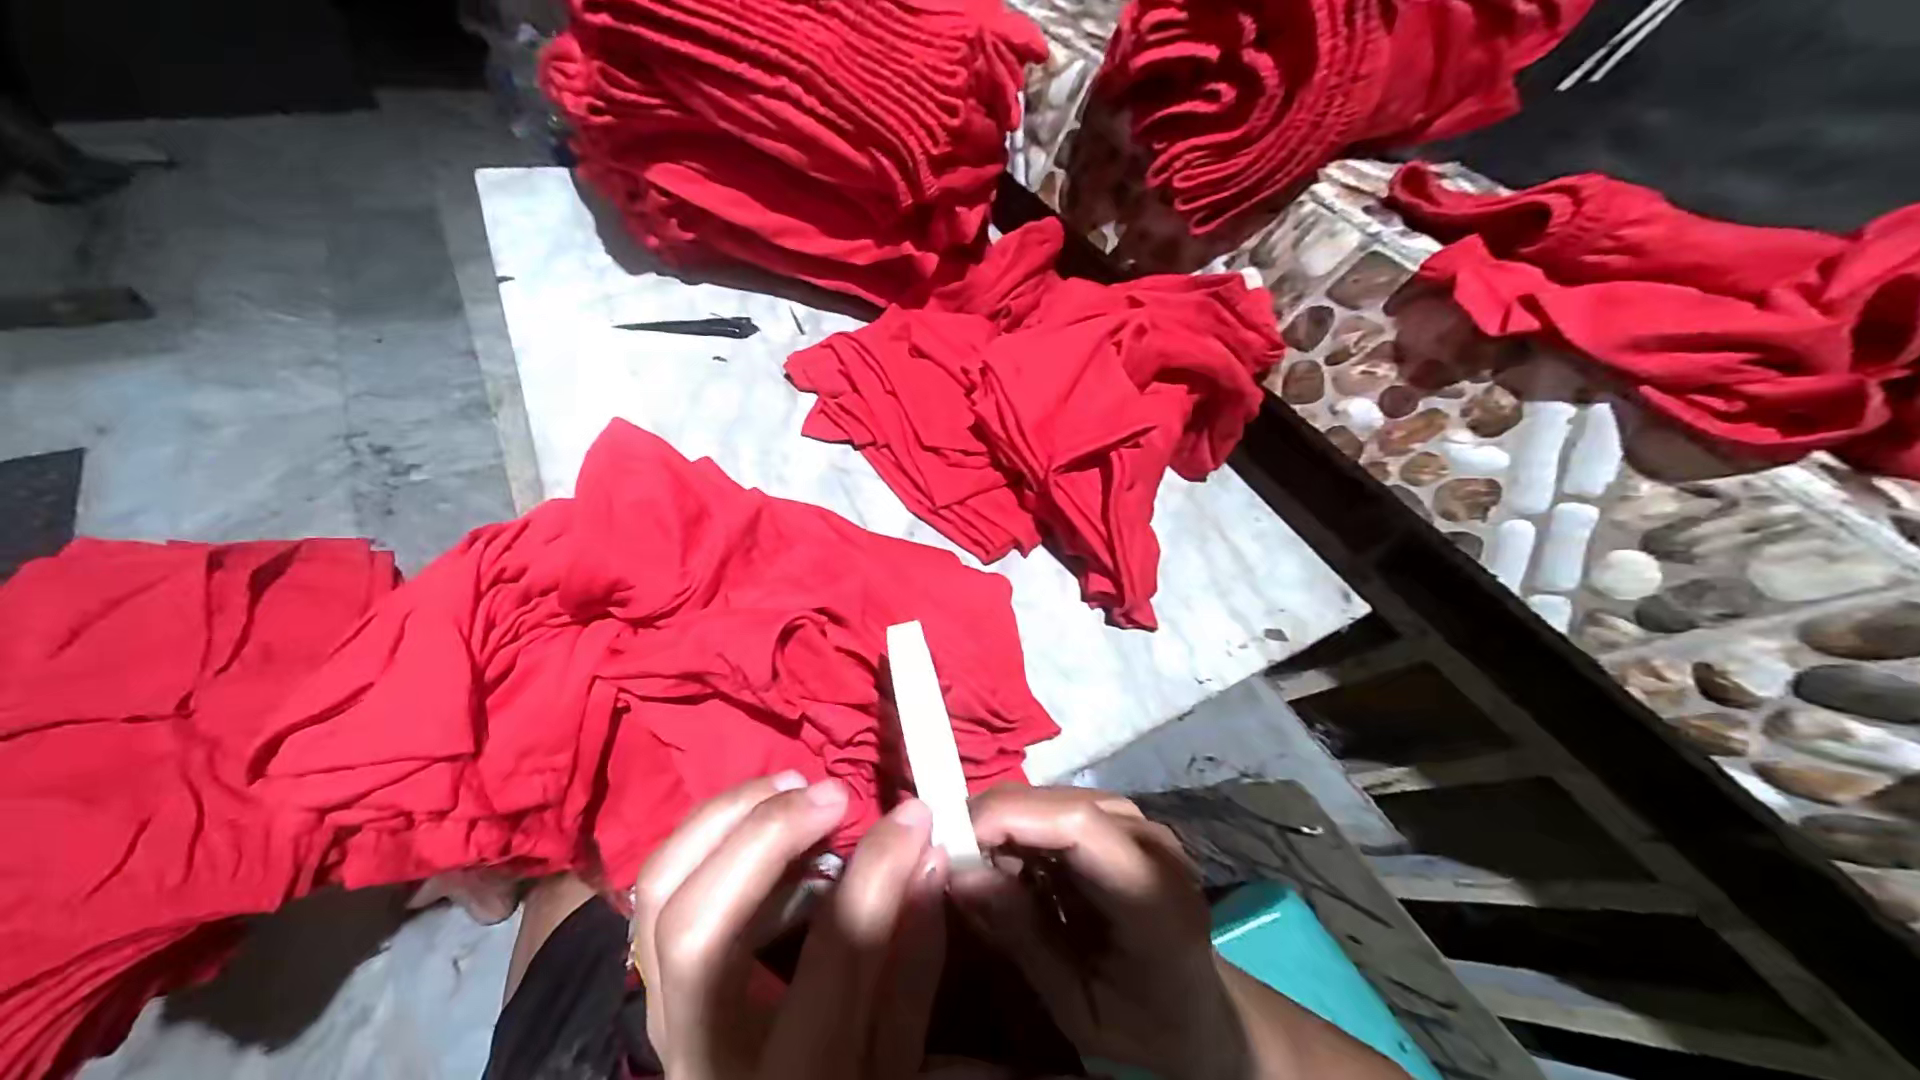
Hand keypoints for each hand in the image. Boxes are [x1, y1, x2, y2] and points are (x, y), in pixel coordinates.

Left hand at [629, 773, 948, 1078]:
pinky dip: (706, 833)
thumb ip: (912, 961)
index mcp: (793, 1076)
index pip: (834, 952)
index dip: (878, 868)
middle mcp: (706, 1050)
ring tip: (791, 785)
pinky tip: (758, 814)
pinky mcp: (652, 980)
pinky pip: (657, 889)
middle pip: (701, 926)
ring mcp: (662, 1014)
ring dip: (726, 818)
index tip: (913, 814)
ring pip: (659, 894)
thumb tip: (926, 855)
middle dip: (769, 835)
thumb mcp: (893, 1055)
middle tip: (834, 793)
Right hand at [950, 785, 1248, 1079]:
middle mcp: (1148, 839)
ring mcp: (1136, 821)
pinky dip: (1021, 832)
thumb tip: (957, 874)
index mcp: (1151, 893)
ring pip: (1048, 797)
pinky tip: (1017, 873)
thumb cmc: (1146, 1023)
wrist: (1202, 1008)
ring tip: (986, 879)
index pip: (1078, 826)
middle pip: (1055, 802)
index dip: (1009, 819)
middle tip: (953, 869)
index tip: (950, 844)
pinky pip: (1054, 807)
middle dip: (992, 823)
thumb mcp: (1079, 1007)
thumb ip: (1022, 938)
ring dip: (1004, 827)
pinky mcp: (1118, 818)